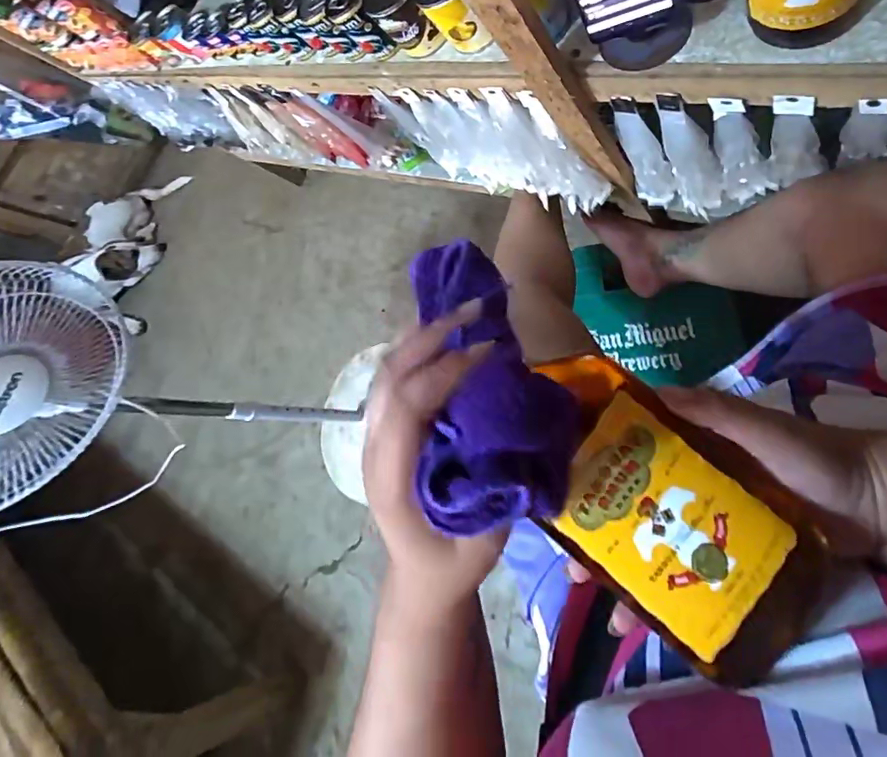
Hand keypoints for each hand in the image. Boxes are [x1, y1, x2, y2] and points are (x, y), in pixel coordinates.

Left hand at [362, 302, 505, 612]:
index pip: (409, 406)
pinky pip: (393, 376)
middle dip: (432, 336)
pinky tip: (443, 330)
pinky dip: (417, 347)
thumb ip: (496, 494)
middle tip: (476, 308)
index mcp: (391, 477)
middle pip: (392, 376)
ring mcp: (372, 435)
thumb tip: (514, 433)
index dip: (445, 371)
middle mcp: (372, 448)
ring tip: (461, 309)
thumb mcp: (481, 544)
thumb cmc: (450, 564)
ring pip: (388, 369)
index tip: (488, 350)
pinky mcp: (382, 428)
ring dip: (422, 335)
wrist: (417, 579)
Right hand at [569, 385, 886, 633]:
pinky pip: (690, 582)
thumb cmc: (809, 457)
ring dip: (630, 581)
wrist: (874, 508)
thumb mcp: (758, 427)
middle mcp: (687, 487)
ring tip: (610, 613)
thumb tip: (647, 394)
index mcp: (686, 448)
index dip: (592, 475)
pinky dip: (671, 605)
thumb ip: (711, 412)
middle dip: (601, 540)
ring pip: (657, 554)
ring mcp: (708, 529)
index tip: (562, 499)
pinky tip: (654, 630)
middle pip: (633, 513)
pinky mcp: (731, 564)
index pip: (626, 457)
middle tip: (575, 568)